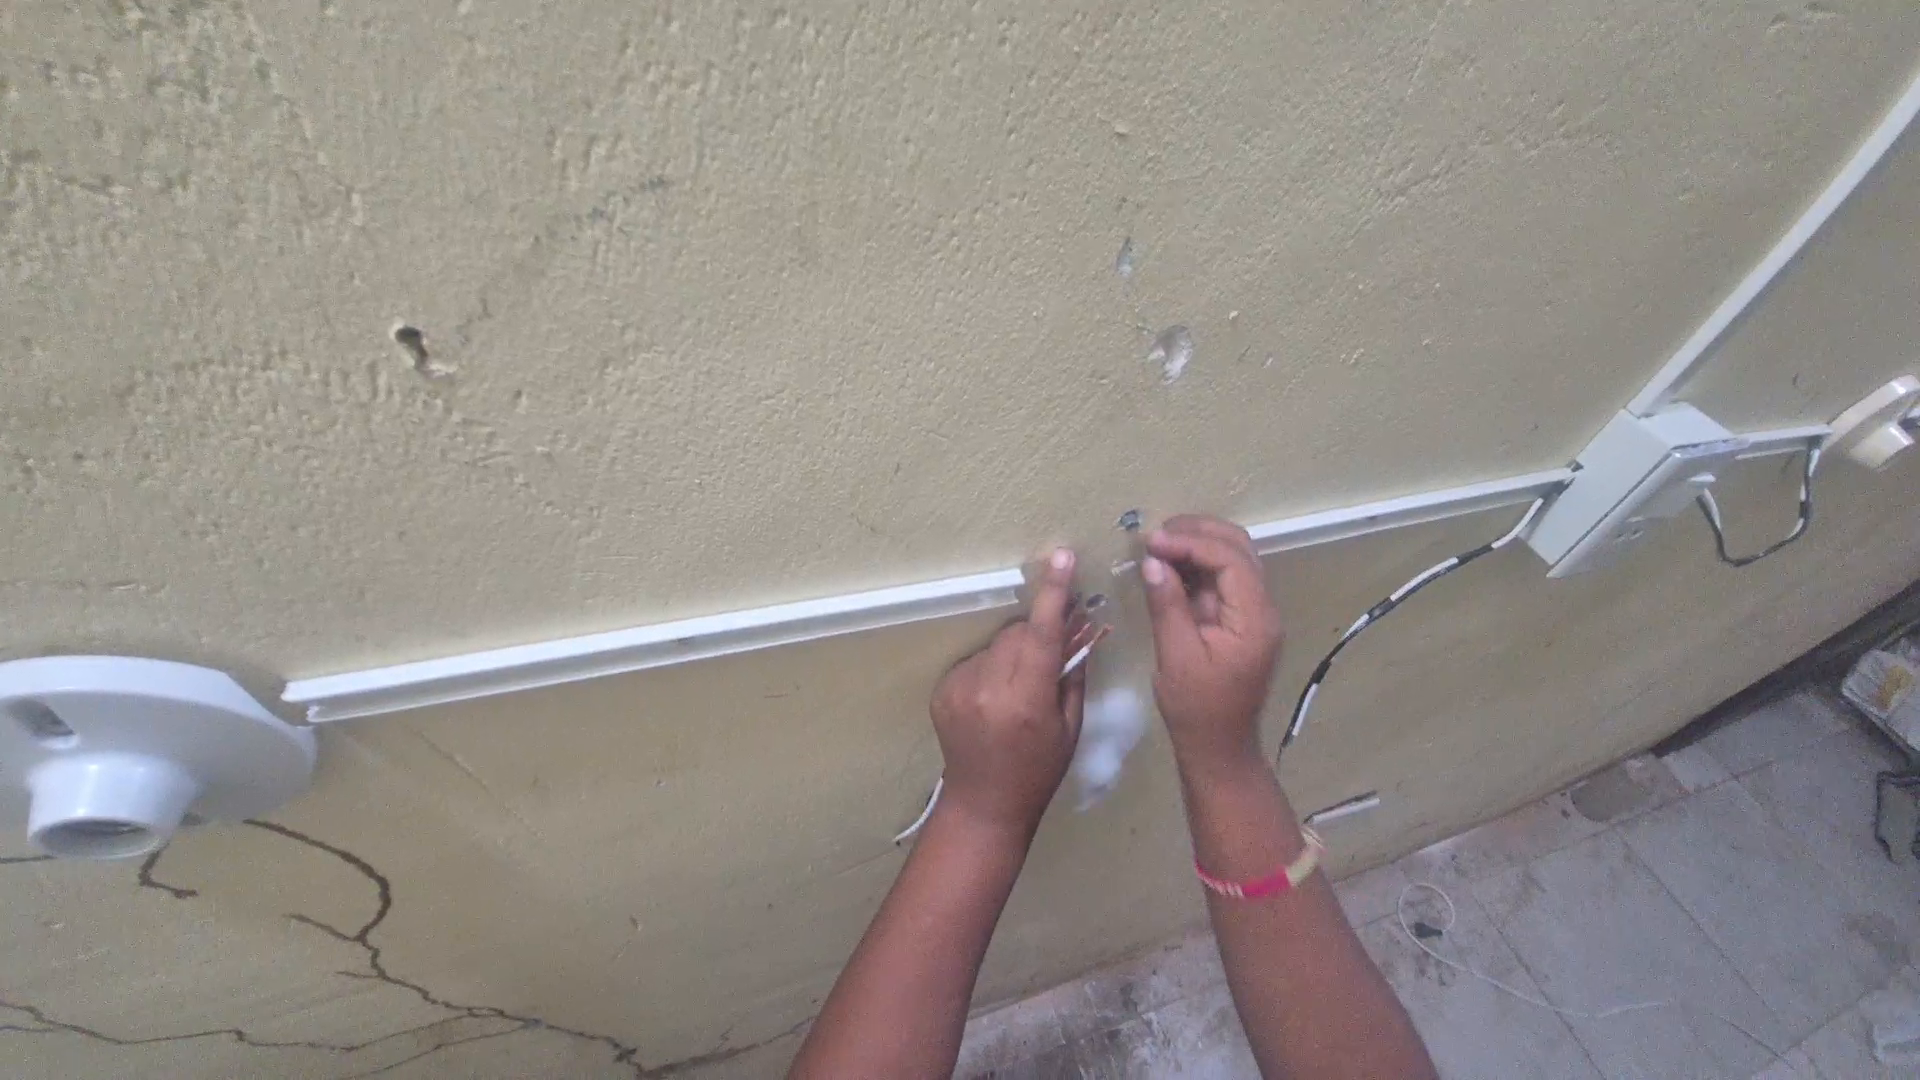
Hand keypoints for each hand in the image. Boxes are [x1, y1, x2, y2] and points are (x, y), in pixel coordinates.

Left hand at [929, 548, 1087, 838]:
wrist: (984, 803)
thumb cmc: (1038, 770)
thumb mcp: (1069, 727)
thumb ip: (1072, 676)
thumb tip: (1079, 630)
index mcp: (1027, 701)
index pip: (1043, 634)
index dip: (1055, 593)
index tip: (1062, 558)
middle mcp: (989, 690)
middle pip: (1016, 633)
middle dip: (1036, 634)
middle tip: (1051, 651)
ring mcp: (960, 689)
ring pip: (995, 646)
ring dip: (1013, 653)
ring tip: (1018, 687)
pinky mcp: (942, 691)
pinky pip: (975, 661)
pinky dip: (991, 668)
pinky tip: (996, 698)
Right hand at [1139, 516, 1283, 774]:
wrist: (1218, 746)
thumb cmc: (1196, 708)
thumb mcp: (1176, 657)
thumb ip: (1167, 605)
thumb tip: (1153, 561)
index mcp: (1255, 620)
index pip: (1231, 561)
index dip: (1191, 543)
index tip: (1152, 542)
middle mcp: (1262, 609)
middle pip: (1239, 549)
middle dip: (1198, 533)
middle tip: (1155, 534)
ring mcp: (1252, 613)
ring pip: (1233, 558)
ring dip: (1197, 544)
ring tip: (1158, 545)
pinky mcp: (1238, 618)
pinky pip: (1222, 578)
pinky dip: (1195, 564)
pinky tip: (1168, 565)